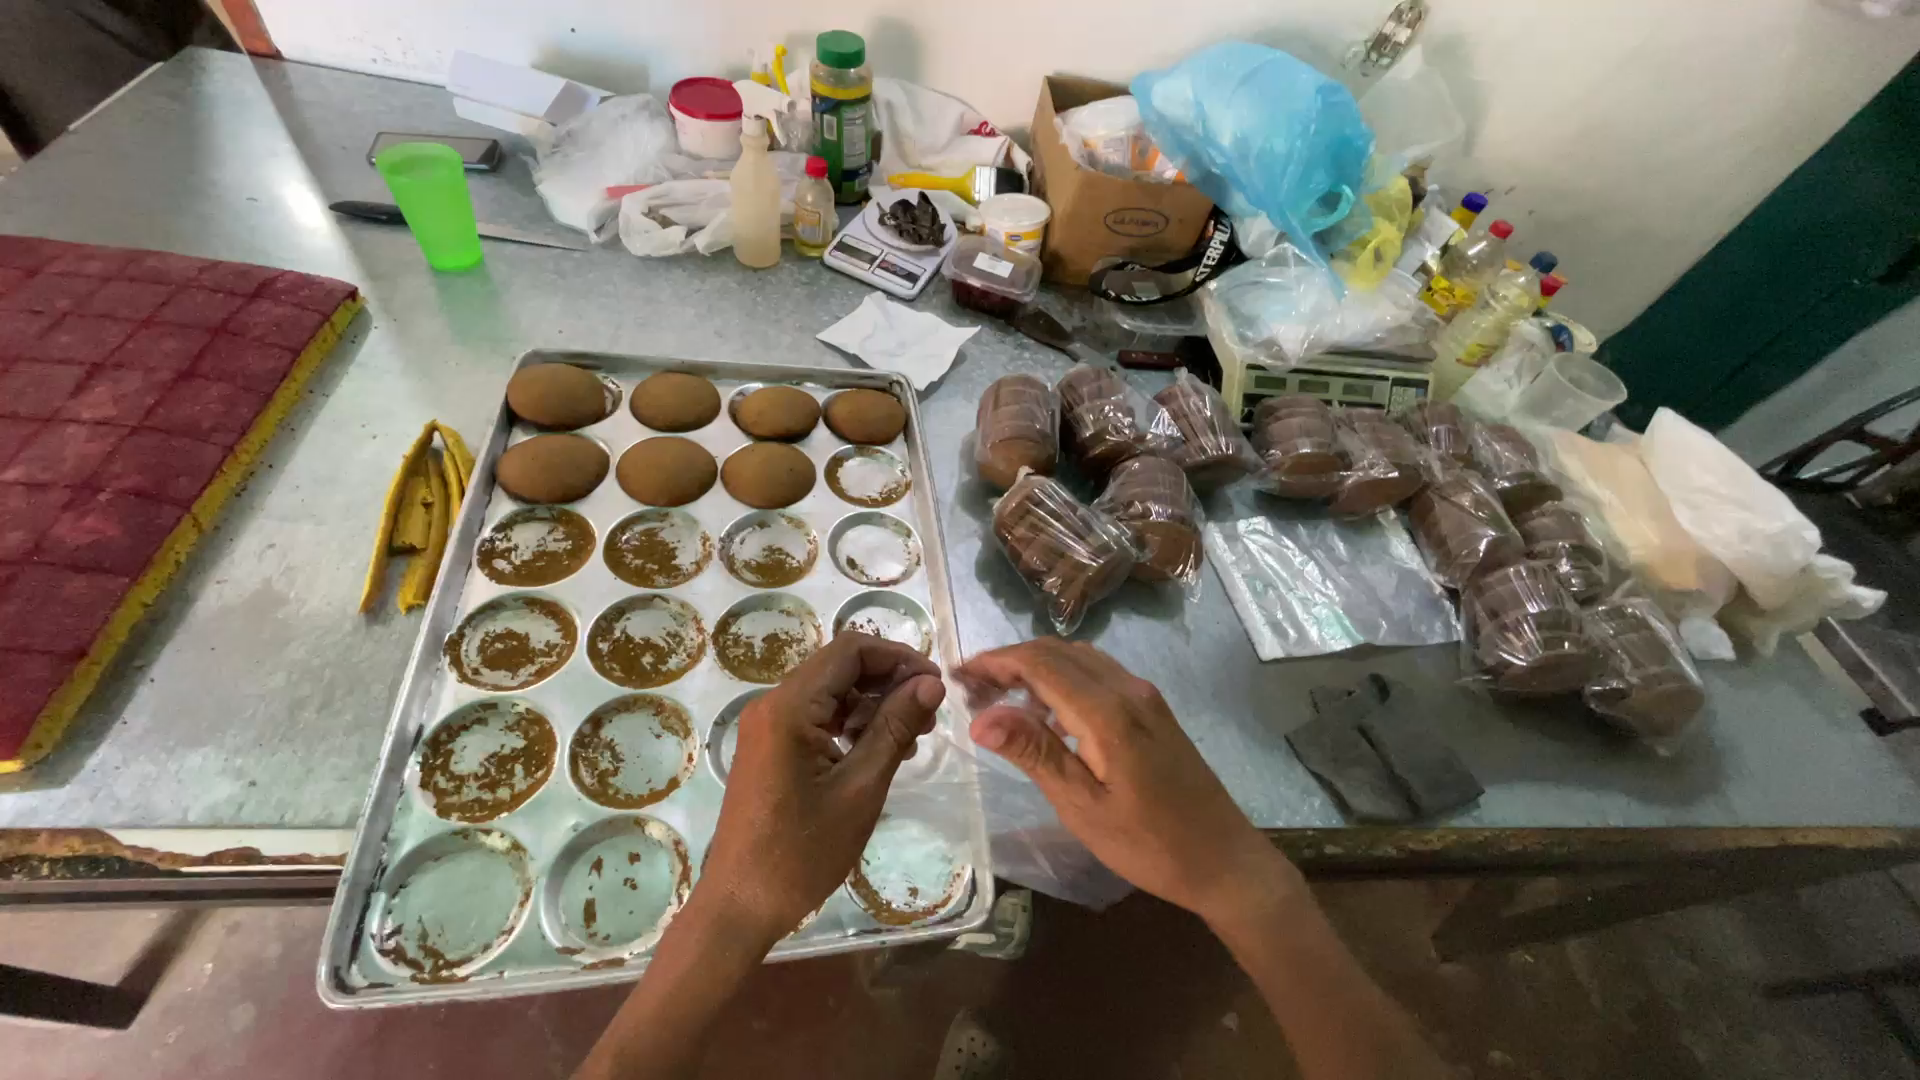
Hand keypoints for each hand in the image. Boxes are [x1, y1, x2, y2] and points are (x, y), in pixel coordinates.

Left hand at [698, 633, 946, 941]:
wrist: (739, 907)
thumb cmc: (801, 853)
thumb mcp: (860, 788)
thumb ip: (895, 728)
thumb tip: (931, 683)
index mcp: (789, 707)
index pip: (850, 650)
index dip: (898, 657)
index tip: (935, 683)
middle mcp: (773, 705)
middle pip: (839, 667)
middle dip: (888, 681)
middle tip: (929, 714)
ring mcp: (768, 727)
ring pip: (830, 691)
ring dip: (873, 704)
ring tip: (913, 736)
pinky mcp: (770, 748)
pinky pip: (817, 717)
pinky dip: (851, 724)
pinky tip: (881, 750)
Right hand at [960, 639, 1300, 924]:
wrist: (1224, 860)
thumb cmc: (1149, 843)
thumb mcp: (1082, 805)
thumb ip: (1034, 752)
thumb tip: (981, 717)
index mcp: (1107, 711)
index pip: (1039, 662)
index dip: (994, 661)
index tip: (958, 674)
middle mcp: (1128, 688)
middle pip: (1057, 651)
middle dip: (1010, 661)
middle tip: (972, 689)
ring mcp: (1144, 695)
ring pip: (1078, 657)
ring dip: (1036, 666)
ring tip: (1001, 697)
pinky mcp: (1152, 708)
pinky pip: (1098, 673)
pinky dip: (1062, 677)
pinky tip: (1047, 711)